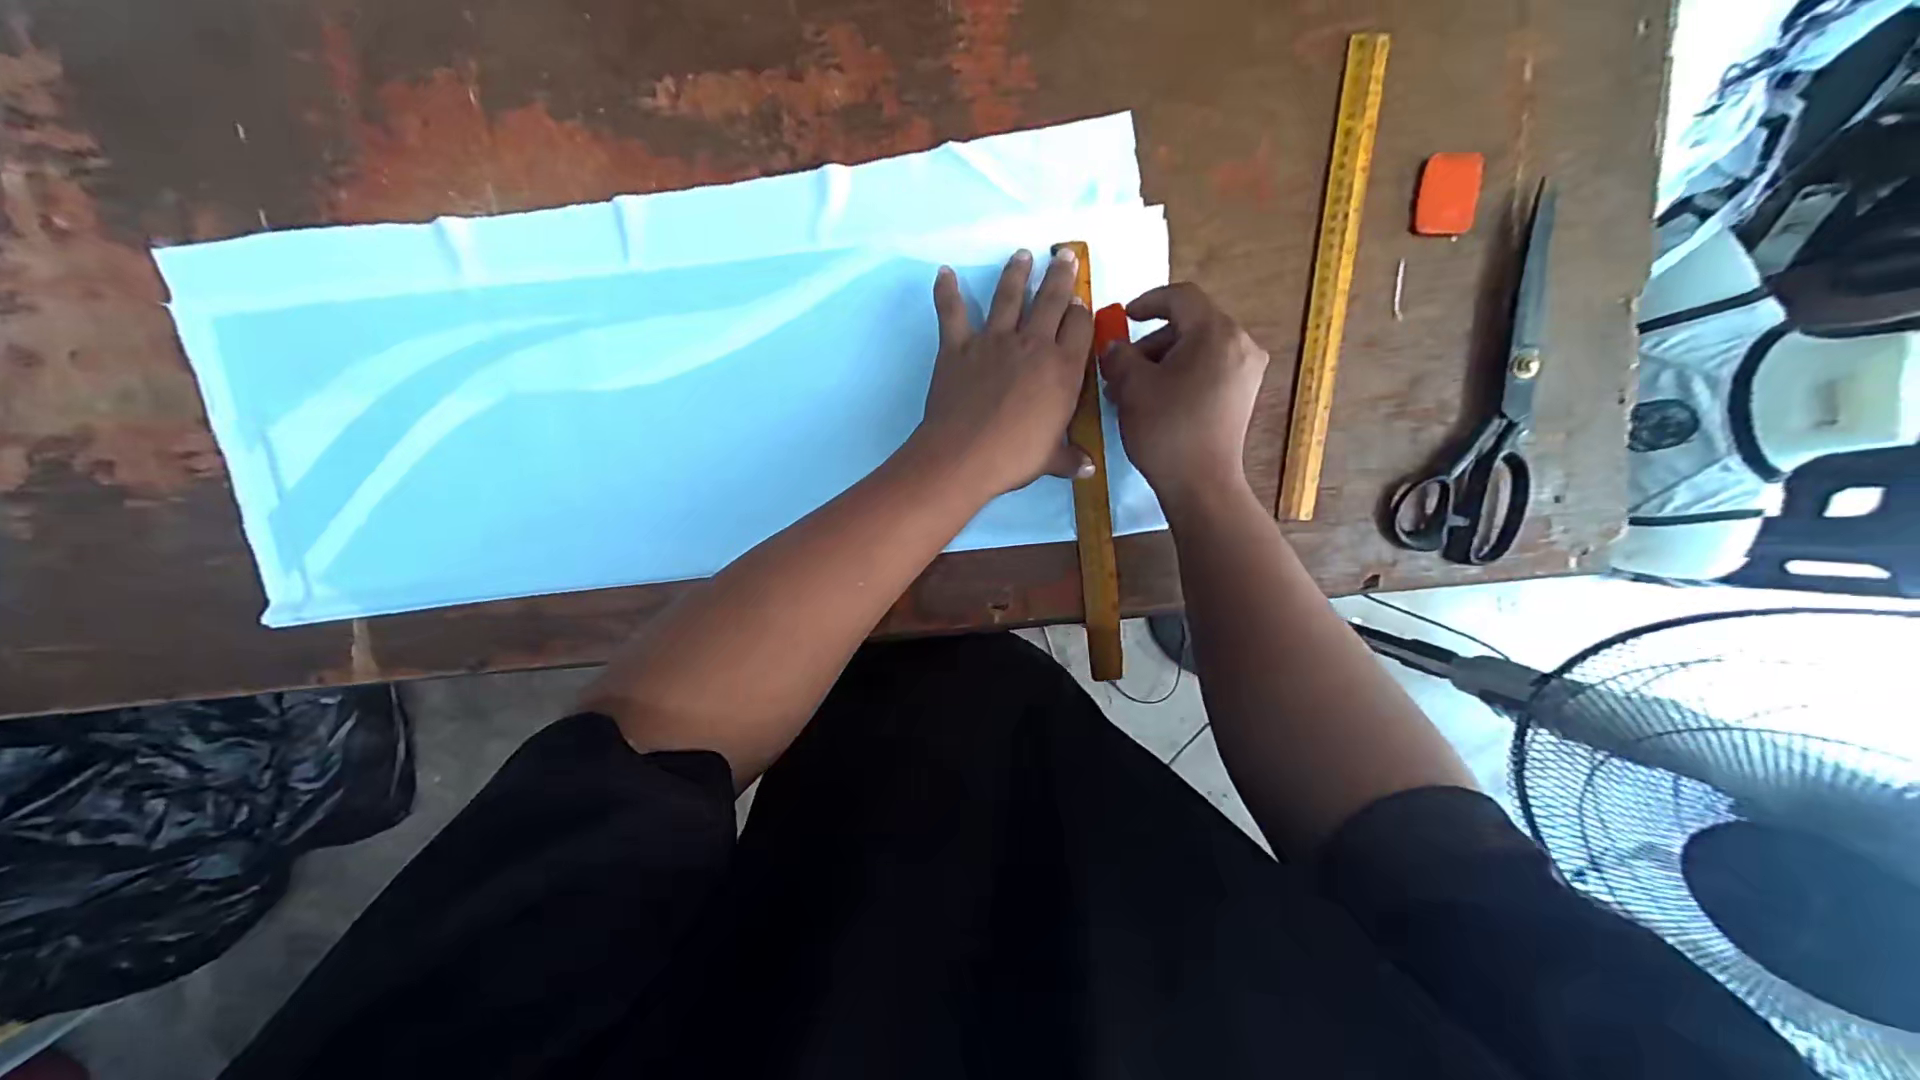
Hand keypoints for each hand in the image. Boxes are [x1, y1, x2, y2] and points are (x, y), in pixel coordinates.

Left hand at [905, 248, 1095, 497]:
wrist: (965, 455)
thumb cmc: (1015, 457)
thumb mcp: (1051, 459)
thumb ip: (1070, 458)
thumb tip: (1089, 468)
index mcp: (1063, 368)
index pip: (1080, 327)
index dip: (1082, 311)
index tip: (1081, 301)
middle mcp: (1033, 344)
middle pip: (1051, 299)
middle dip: (1060, 275)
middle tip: (1064, 255)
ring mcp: (994, 341)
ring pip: (1008, 296)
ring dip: (1016, 272)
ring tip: (1022, 255)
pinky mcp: (958, 346)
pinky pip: (951, 312)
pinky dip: (946, 291)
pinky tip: (944, 272)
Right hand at [1098, 283, 1268, 508]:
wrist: (1201, 484)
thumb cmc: (1166, 429)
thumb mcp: (1132, 387)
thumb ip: (1119, 355)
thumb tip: (1114, 347)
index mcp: (1216, 333)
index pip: (1181, 297)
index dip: (1147, 302)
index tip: (1122, 318)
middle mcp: (1240, 344)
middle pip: (1189, 324)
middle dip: (1150, 342)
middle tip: (1120, 367)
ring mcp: (1246, 371)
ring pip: (1197, 348)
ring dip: (1162, 361)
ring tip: (1131, 390)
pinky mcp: (1243, 394)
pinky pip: (1208, 369)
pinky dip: (1181, 374)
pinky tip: (1156, 399)